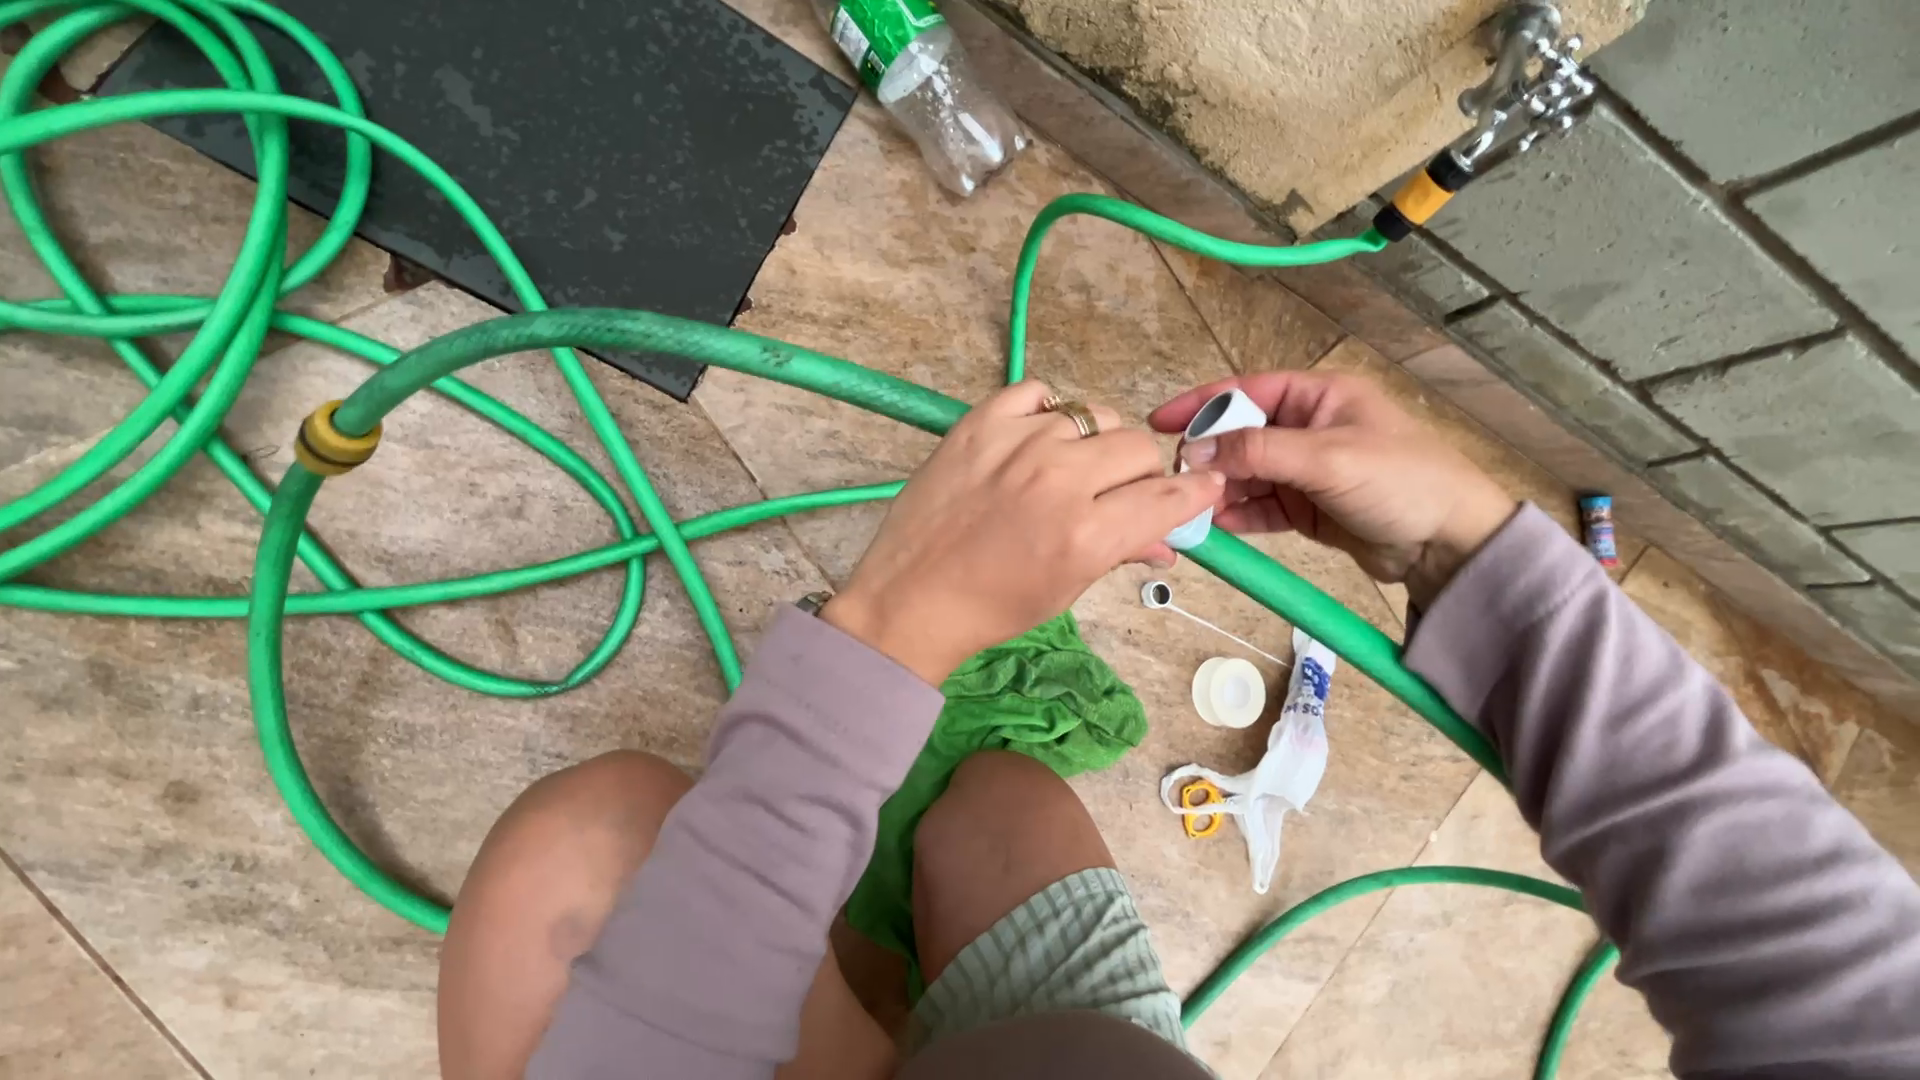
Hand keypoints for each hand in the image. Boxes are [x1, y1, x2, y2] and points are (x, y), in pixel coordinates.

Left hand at [825, 381, 1224, 684]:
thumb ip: (1122, 551)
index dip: (1193, 494)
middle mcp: (1060, 479)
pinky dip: (1045, 411)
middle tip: (1114, 491)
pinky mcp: (979, 424)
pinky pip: (1037, 393)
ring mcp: (1017, 444)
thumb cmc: (992, 607)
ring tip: (1066, 467)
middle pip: (1136, 446)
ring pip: (1092, 415)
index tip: (1200, 489)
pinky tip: (1033, 437)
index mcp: (1088, 534)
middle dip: (1139, 472)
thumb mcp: (1067, 589)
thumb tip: (1167, 540)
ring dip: (1092, 443)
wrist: (911, 599)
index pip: (1168, 496)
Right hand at [1148, 371, 1515, 609]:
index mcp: (1317, 397)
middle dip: (1209, 458)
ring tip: (1195, 510)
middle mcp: (1306, 428)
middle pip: (1239, 437)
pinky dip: (1238, 515)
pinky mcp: (1304, 508)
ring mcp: (1304, 470)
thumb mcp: (1328, 458)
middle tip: (1179, 481)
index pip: (1245, 392)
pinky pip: (1259, 507)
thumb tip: (1193, 451)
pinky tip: (1219, 527)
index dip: (1199, 404)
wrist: (1450, 543)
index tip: (1159, 423)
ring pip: (1245, 475)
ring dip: (1220, 491)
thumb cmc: (1402, 481)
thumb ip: (1258, 452)